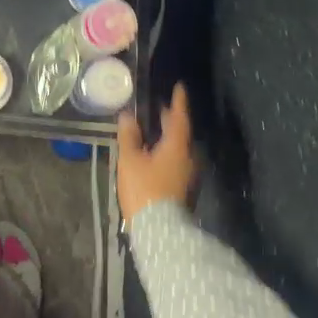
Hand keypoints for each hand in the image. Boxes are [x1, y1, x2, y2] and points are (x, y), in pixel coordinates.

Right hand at [115, 84, 195, 218]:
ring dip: (167, 136)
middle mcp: (189, 157)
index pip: (179, 117)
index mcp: (178, 146)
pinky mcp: (184, 187)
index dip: (178, 101)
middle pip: (180, 132)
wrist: (160, 232)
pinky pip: (177, 160)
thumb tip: (127, 117)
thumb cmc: (144, 190)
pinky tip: (153, 152)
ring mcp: (189, 174)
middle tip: (158, 106)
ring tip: (152, 128)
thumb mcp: (130, 161)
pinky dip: (167, 150)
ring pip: (179, 147)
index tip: (179, 86)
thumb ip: (129, 136)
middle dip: (170, 119)